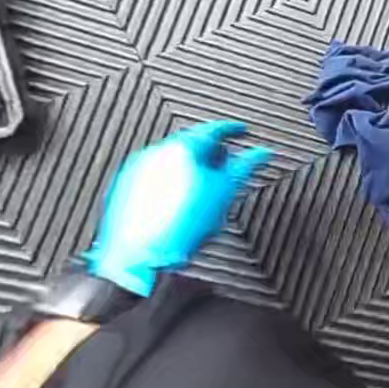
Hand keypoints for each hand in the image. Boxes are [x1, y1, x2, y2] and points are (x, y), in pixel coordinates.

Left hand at [84, 121, 272, 296]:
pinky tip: (183, 206)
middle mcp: (156, 153)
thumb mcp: (225, 193)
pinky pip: (156, 178)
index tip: (242, 131)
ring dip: (192, 170)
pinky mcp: (126, 189)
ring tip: (206, 192)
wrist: (138, 258)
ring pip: (174, 162)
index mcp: (181, 148)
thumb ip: (246, 166)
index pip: (214, 128)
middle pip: (193, 144)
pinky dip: (173, 184)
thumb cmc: (179, 228)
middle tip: (229, 166)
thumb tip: (263, 153)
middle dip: (213, 155)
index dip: (233, 130)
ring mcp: (137, 171)